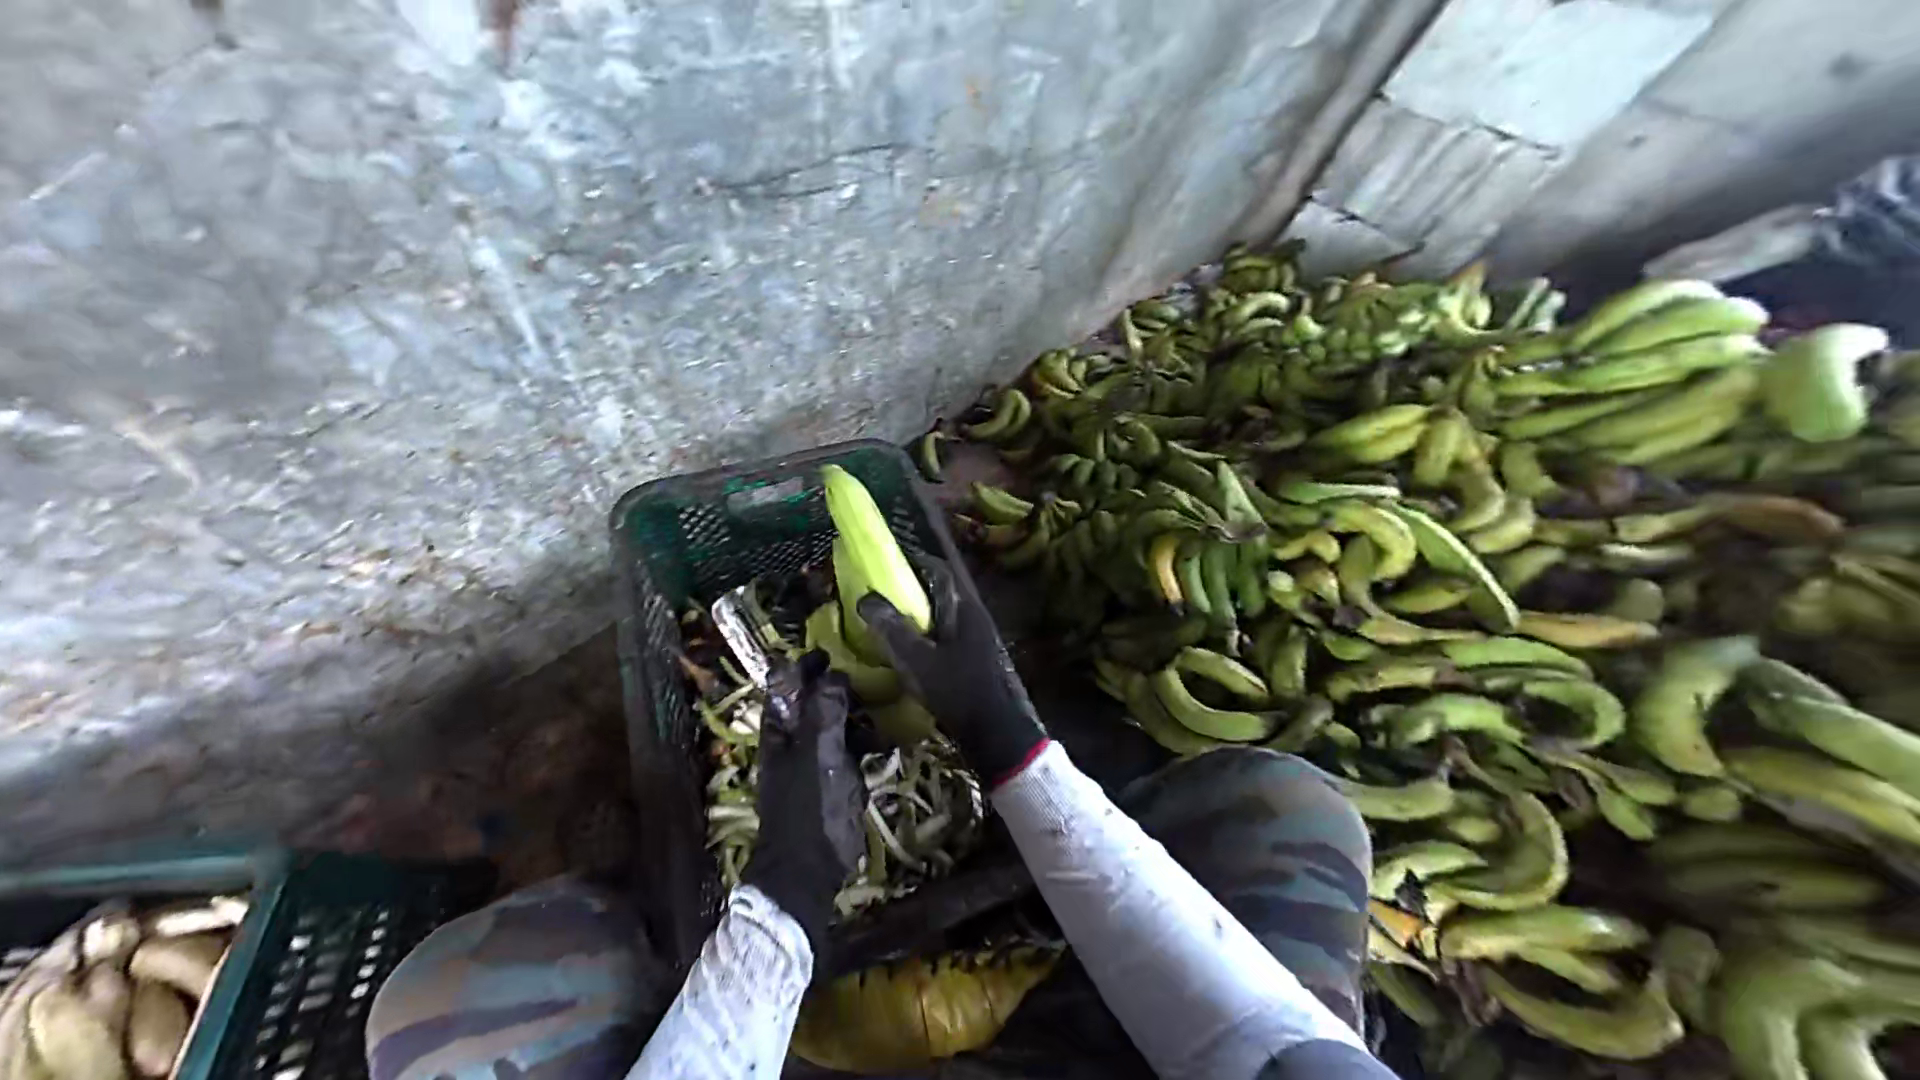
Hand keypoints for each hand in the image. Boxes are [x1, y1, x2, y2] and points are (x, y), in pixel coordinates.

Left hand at [742, 652, 864, 953]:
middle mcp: (795, 737)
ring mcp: (815, 756)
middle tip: (865, 675)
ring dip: (854, 710)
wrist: (810, 867)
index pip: (785, 683)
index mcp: (780, 728)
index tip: (830, 652)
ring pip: (834, 720)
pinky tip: (884, 739)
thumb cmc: (809, 807)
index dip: (804, 665)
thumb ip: (824, 712)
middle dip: (835, 685)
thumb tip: (835, 674)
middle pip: (812, 698)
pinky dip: (865, 737)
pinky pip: (850, 745)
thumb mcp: (817, 753)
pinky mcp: (835, 775)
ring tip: (878, 704)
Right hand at [857, 557, 1048, 785]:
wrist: (992, 731)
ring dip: (916, 612)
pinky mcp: (973, 655)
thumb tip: (866, 599)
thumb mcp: (917, 660)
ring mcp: (975, 636)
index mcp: (963, 608)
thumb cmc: (955, 689)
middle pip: (939, 591)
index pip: (938, 570)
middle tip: (880, 592)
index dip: (913, 562)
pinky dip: (925, 631)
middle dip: (910, 588)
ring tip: (888, 619)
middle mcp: (972, 615)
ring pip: (941, 613)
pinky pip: (945, 632)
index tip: (885, 564)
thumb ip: (892, 629)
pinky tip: (908, 647)